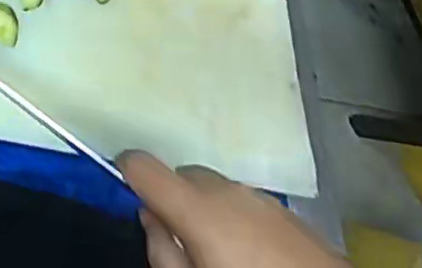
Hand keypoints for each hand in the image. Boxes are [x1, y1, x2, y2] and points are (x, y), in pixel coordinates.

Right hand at [118, 152, 347, 267]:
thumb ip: (162, 253)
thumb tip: (152, 221)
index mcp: (195, 206)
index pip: (141, 163)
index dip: (126, 174)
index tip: (128, 195)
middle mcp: (226, 190)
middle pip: (182, 176)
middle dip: (176, 201)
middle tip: (184, 244)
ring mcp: (263, 200)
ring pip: (218, 191)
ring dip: (210, 212)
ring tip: (226, 258)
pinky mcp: (294, 218)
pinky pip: (250, 207)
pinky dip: (242, 223)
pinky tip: (259, 262)